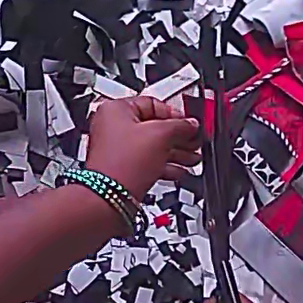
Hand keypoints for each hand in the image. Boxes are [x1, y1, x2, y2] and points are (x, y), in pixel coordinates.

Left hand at [84, 95, 199, 200]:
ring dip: (175, 152)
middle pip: (154, 127)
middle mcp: (113, 127)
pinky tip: (179, 170)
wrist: (108, 198)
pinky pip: (147, 162)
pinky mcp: (122, 168)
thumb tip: (191, 124)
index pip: (152, 104)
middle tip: (194, 142)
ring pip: (152, 146)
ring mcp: (116, 149)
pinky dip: (164, 165)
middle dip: (178, 136)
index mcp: (116, 110)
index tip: (191, 123)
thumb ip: (180, 126)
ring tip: (192, 158)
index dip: (175, 114)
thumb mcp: (161, 135)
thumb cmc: (123, 164)